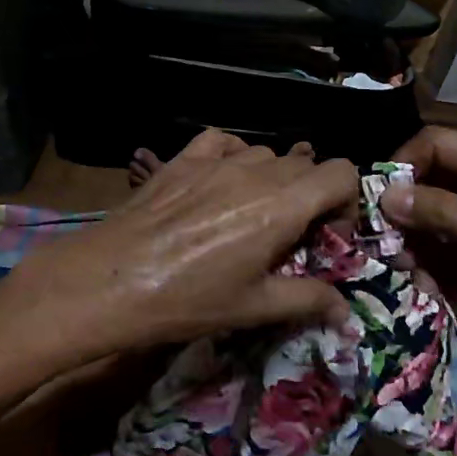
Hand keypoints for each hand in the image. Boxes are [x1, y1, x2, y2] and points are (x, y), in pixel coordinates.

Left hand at [3, 130, 356, 364]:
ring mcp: (218, 159)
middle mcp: (257, 171)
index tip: (326, 236)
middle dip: (311, 196)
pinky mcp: (185, 157)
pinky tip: (222, 183)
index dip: (345, 202)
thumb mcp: (254, 307)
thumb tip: (347, 314)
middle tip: (290, 236)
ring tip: (252, 215)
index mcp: (283, 205)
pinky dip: (235, 157)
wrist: (109, 281)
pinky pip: (226, 141)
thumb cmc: (189, 299)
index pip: (342, 172)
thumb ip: (309, 301)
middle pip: (308, 164)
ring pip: (268, 154)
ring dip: (274, 180)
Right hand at [383, 127, 456, 355]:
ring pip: (438, 213)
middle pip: (434, 179)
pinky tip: (439, 290)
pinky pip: (452, 239)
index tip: (379, 207)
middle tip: (396, 257)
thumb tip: (388, 194)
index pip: (441, 144)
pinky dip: (439, 262)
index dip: (405, 167)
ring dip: (422, 246)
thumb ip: (449, 215)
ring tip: (421, 283)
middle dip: (411, 216)